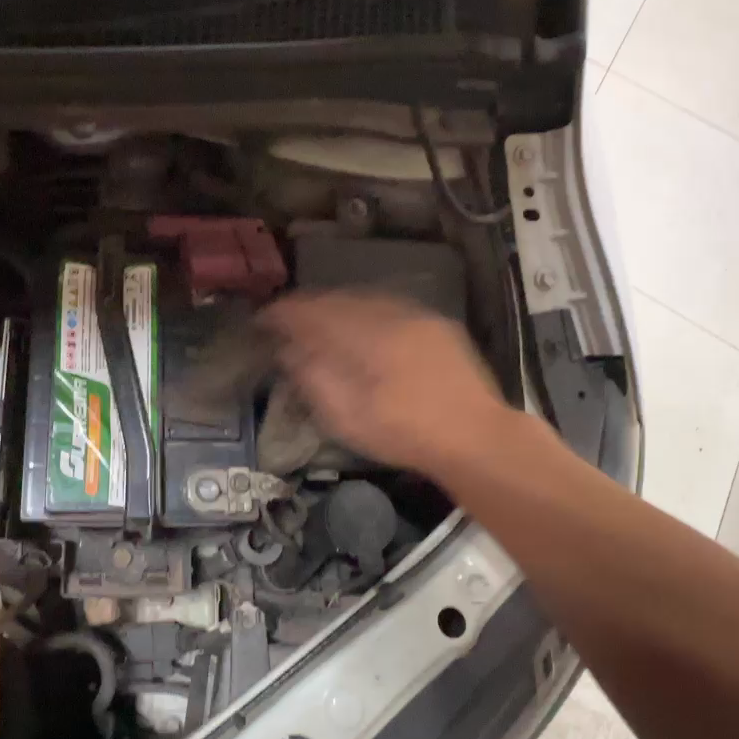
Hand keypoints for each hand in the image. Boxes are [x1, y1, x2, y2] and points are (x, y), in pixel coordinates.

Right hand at [259, 290, 519, 480]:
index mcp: (365, 333)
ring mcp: (417, 317)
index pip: (311, 311)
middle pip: (337, 299)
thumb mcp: (345, 415)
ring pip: (364, 300)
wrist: (477, 439)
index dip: (282, 313)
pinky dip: (364, 314)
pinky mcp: (437, 327)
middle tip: (285, 323)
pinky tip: (359, 330)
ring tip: (317, 325)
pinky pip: (388, 308)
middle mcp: (390, 314)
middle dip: (307, 309)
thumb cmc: (404, 433)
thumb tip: (287, 350)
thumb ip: (312, 377)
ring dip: (336, 309)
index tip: (261, 320)